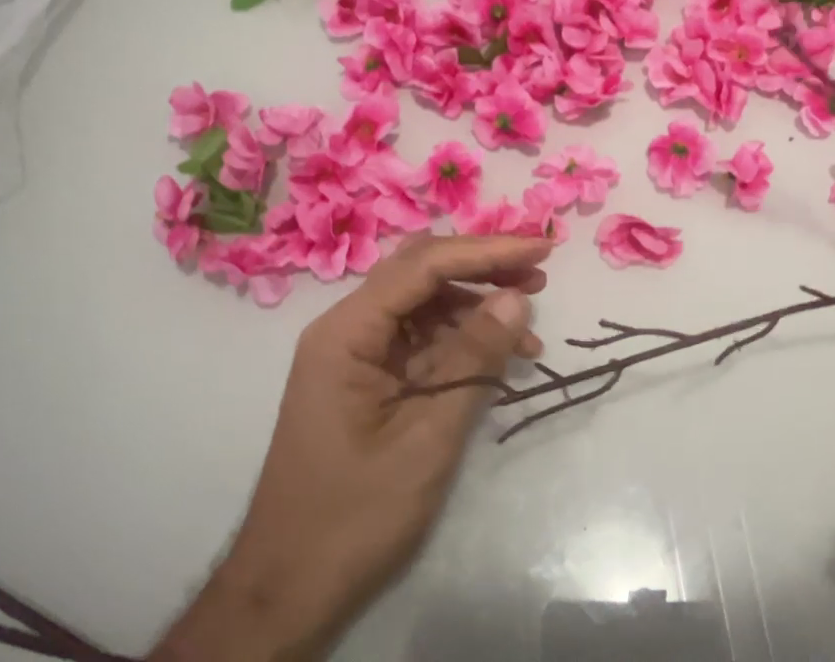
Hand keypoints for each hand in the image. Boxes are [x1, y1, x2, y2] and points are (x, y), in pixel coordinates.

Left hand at [150, 233, 550, 661]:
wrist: (291, 585)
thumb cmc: (356, 513)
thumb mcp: (427, 435)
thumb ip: (473, 359)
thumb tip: (517, 299)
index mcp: (346, 334)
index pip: (423, 266)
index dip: (487, 251)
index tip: (542, 250)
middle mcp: (346, 331)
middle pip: (420, 274)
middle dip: (482, 268)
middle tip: (539, 275)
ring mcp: (355, 357)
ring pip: (423, 306)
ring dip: (477, 308)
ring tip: (529, 330)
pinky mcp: (368, 383)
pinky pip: (420, 343)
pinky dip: (462, 343)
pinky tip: (500, 360)